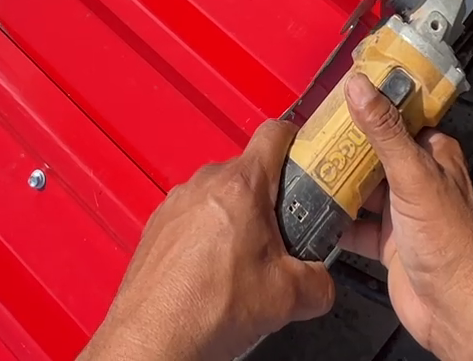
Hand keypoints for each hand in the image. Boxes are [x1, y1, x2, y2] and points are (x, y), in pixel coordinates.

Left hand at [81, 121, 334, 359]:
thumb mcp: (286, 298)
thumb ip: (318, 281)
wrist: (151, 342)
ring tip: (242, 262)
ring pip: (219, 193)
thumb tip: (321, 282)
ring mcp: (178, 201)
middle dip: (268, 198)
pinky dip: (205, 234)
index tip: (306, 157)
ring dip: (235, 217)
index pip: (276, 132)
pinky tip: (211, 273)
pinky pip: (192, 214)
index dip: (296, 140)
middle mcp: (206, 182)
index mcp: (241, 185)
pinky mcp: (159, 224)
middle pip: (249, 170)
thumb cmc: (204, 311)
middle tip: (280, 235)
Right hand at [338, 74, 472, 354]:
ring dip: (338, 182)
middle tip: (312, 134)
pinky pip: (357, 224)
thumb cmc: (448, 241)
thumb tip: (361, 87)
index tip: (339, 95)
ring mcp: (403, 211)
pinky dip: (337, 220)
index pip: (398, 116)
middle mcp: (419, 178)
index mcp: (433, 153)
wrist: (454, 308)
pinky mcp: (388, 241)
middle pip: (375, 152)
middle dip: (346, 146)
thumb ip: (384, 130)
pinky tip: (315, 213)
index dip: (371, 104)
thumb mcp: (412, 174)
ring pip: (363, 187)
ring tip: (306, 168)